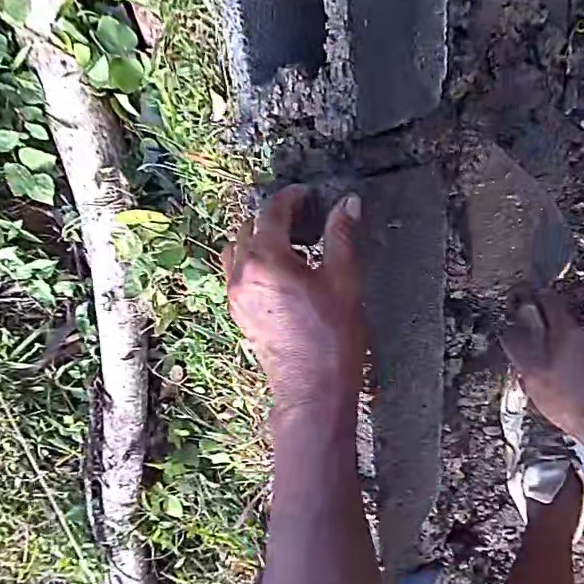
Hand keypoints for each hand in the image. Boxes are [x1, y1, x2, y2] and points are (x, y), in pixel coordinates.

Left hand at [222, 186, 366, 415]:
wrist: (312, 388)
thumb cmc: (331, 338)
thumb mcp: (343, 280)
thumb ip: (341, 237)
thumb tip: (347, 205)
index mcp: (266, 260)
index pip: (272, 213)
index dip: (291, 198)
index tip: (306, 195)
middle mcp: (242, 274)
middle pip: (249, 228)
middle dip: (273, 218)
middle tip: (303, 219)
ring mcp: (235, 295)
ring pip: (237, 251)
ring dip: (258, 239)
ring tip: (290, 246)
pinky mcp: (238, 313)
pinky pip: (236, 274)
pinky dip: (252, 262)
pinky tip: (280, 274)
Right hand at [501, 293, 583, 443]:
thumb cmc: (568, 398)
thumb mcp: (532, 373)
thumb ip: (518, 349)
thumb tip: (506, 331)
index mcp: (565, 332)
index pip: (549, 301)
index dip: (531, 297)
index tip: (517, 299)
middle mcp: (582, 337)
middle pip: (556, 321)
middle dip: (536, 326)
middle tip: (518, 335)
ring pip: (562, 341)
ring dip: (545, 346)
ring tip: (529, 364)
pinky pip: (570, 357)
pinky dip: (556, 361)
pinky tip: (547, 381)